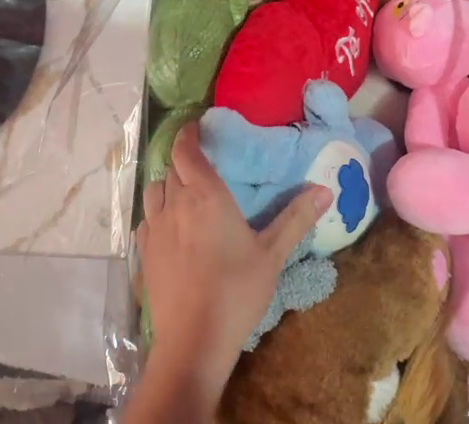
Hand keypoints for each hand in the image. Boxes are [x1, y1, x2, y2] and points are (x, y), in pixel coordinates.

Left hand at [138, 123, 329, 396]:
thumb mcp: (272, 255)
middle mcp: (175, 203)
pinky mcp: (144, 254)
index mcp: (205, 195)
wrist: (193, 342)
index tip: (198, 127)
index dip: (189, 134)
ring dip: (167, 184)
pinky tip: (169, 226)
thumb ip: (296, 219)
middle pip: (172, 169)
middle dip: (184, 160)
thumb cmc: (236, 292)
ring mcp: (155, 229)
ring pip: (154, 191)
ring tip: (184, 191)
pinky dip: (156, 212)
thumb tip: (325, 189)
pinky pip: (146, 219)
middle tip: (203, 162)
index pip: (187, 150)